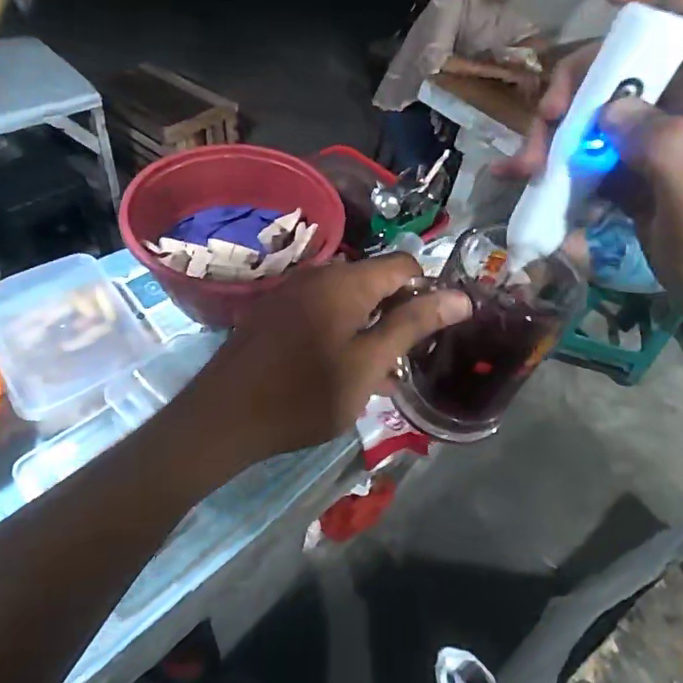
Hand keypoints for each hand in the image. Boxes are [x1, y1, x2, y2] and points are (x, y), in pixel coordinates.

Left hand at [174, 254, 471, 471]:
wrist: (223, 417)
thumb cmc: (304, 394)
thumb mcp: (367, 364)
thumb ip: (412, 325)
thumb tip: (460, 295)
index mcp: (345, 281)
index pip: (403, 264)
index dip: (427, 292)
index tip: (436, 331)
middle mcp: (316, 275)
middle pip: (373, 280)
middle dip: (397, 313)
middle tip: (409, 358)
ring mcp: (289, 292)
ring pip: (346, 300)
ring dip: (369, 328)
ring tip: (380, 373)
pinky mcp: (272, 313)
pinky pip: (319, 312)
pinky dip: (340, 332)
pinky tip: (343, 371)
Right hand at [505, 0, 682, 355]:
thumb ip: (664, 148)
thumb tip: (612, 105)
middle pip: (637, 64)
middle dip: (581, 81)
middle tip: (545, 120)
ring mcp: (673, 147)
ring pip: (606, 111)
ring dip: (560, 132)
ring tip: (527, 167)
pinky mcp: (648, 179)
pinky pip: (598, 156)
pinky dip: (563, 167)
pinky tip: (532, 188)